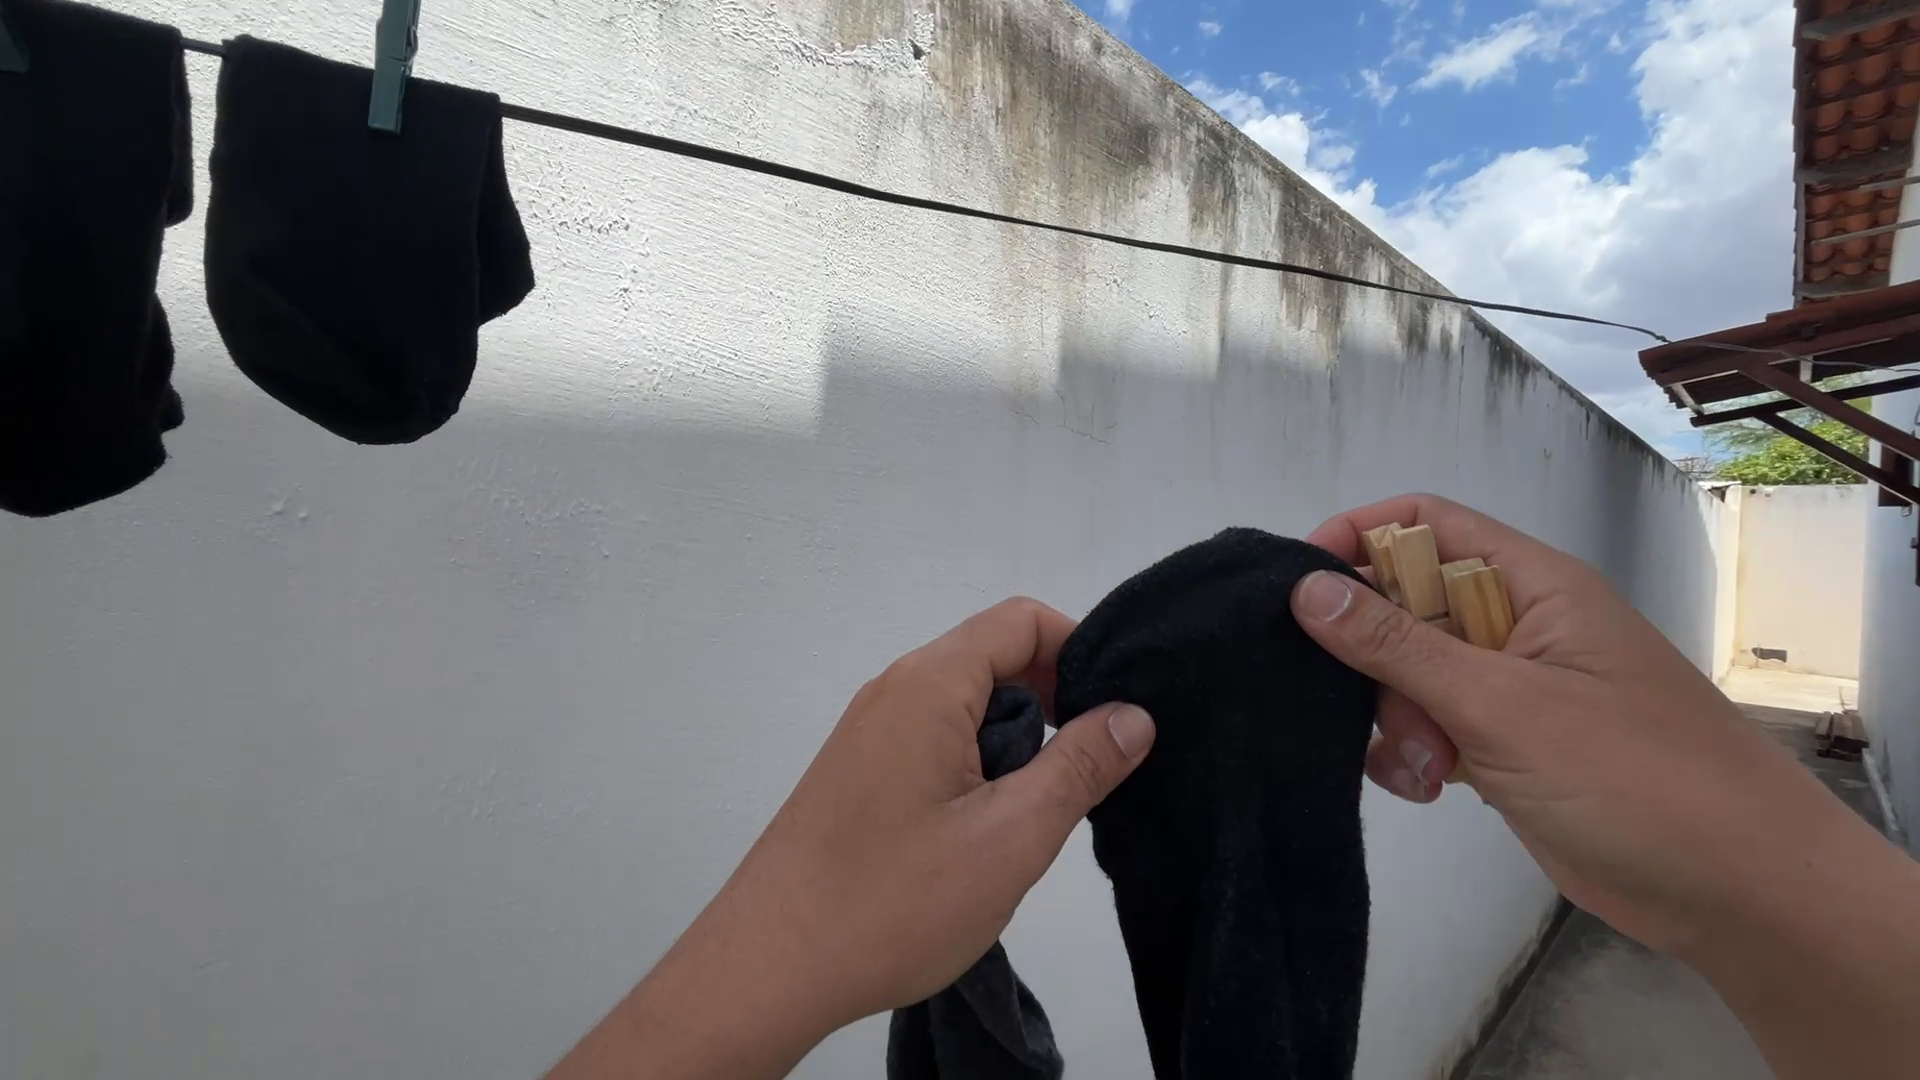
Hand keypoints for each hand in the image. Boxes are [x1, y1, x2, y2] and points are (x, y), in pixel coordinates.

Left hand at [548, 598, 1154, 1079]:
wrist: (766, 967)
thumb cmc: (894, 899)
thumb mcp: (1010, 837)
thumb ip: (1079, 766)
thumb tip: (1133, 714)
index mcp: (930, 683)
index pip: (1021, 620)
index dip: (1079, 646)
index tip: (1118, 705)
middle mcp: (895, 688)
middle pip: (993, 655)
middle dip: (1053, 695)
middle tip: (1088, 765)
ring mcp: (871, 728)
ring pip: (965, 700)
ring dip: (1014, 735)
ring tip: (1038, 803)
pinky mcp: (860, 767)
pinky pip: (934, 734)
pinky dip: (977, 757)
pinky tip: (987, 821)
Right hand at [1291, 494, 1919, 1079]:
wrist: (1741, 902)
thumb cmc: (1635, 778)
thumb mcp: (1500, 704)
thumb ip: (1396, 645)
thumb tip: (1306, 586)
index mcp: (1529, 586)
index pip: (1424, 524)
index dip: (1358, 536)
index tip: (1300, 581)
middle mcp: (1509, 624)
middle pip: (1399, 603)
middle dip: (1372, 656)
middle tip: (1371, 703)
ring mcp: (1500, 684)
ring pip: (1400, 671)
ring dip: (1391, 716)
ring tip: (1422, 763)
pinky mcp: (1492, 738)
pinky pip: (1417, 721)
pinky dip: (1406, 751)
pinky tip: (1426, 785)